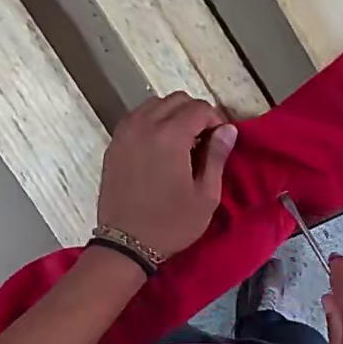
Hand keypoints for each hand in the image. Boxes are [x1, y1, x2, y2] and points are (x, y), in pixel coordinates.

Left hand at [98, 93, 236, 258]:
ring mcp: (125, 133)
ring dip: (173, 114)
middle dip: (195, 113)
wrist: (126, 243)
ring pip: (154, 104)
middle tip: (205, 138)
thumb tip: (228, 130)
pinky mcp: (114, 144)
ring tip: (183, 140)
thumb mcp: (206, 196)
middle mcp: (144, 126)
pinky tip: (161, 145)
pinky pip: (136, 118)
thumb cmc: (172, 223)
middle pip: (176, 100)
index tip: (222, 139)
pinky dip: (152, 121)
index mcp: (170, 137)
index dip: (216, 119)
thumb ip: (217, 157)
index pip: (199, 109)